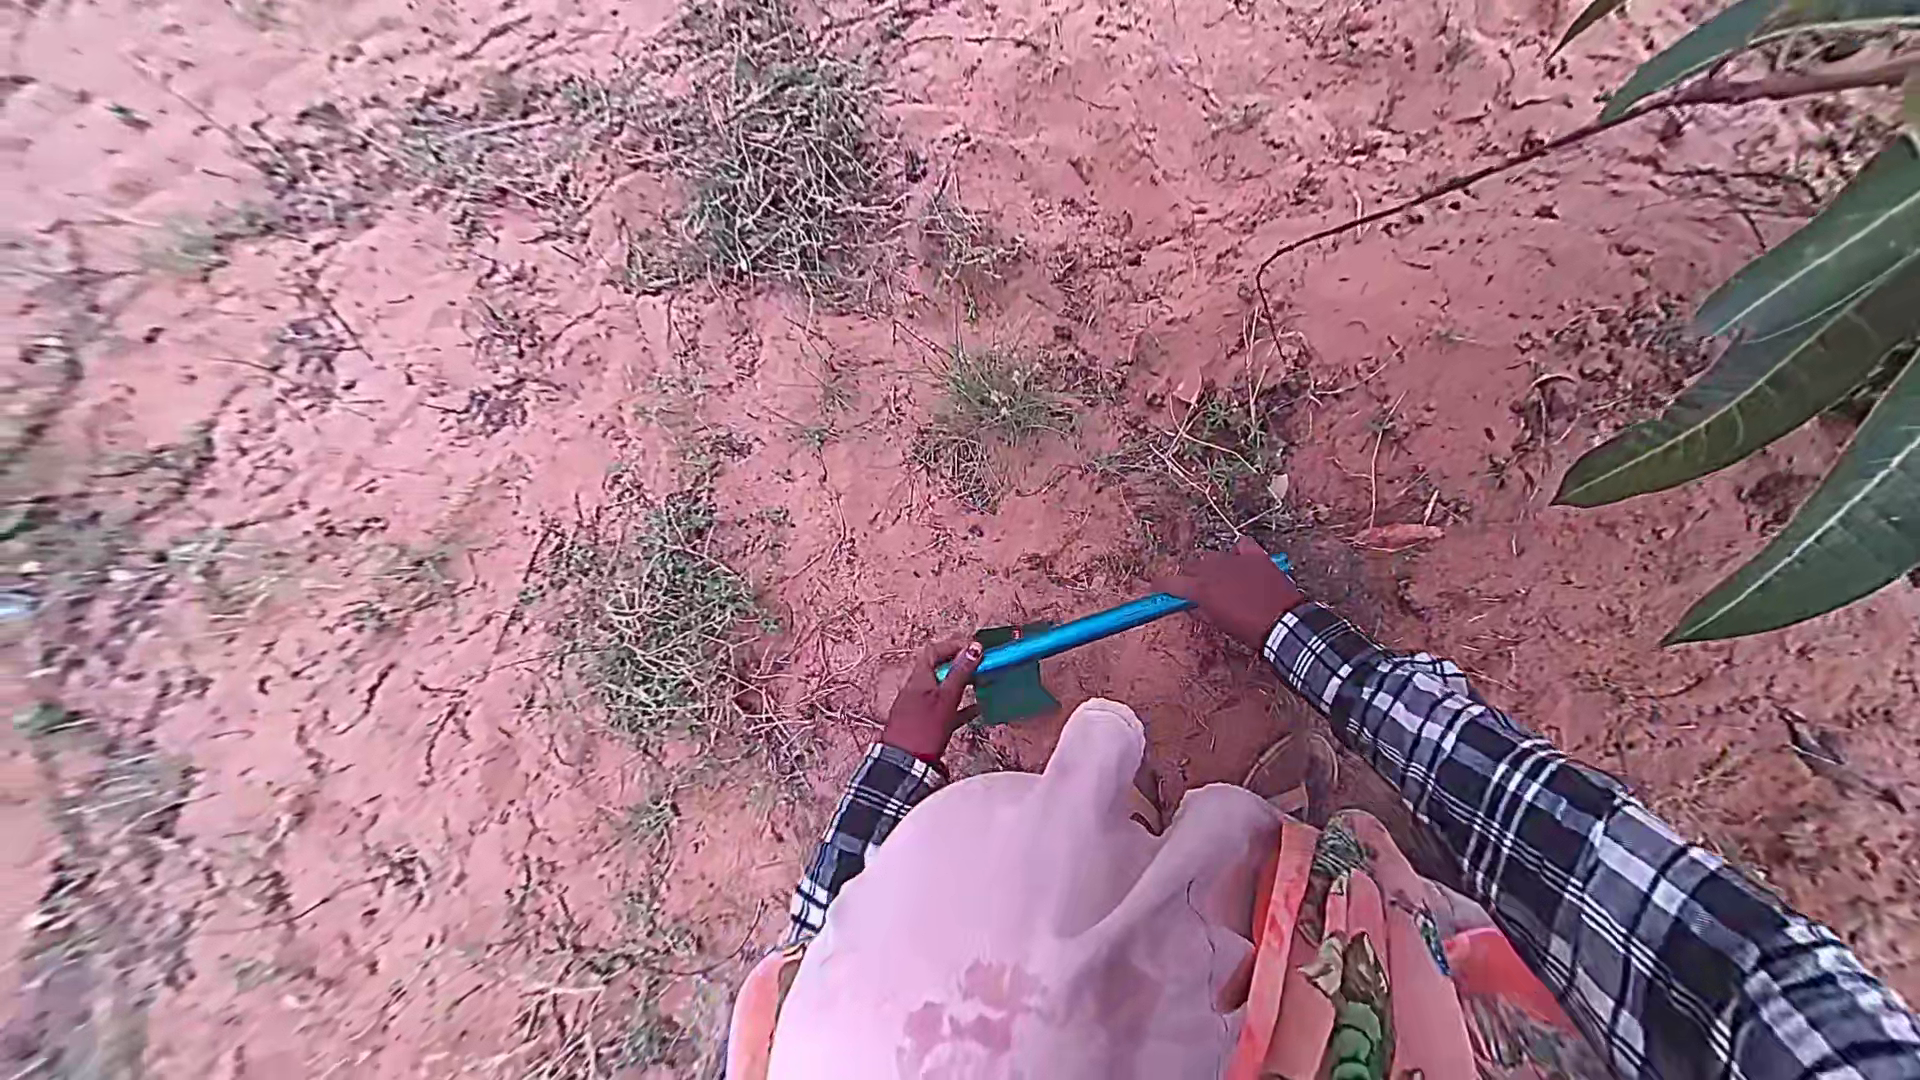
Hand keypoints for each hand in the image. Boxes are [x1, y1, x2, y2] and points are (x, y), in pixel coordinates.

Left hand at [880, 638, 985, 760]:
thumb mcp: (946, 698)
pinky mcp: (925, 723)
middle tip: (980, 664)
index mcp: (919, 678)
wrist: (905, 765)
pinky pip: (945, 708)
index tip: (974, 648)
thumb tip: (973, 648)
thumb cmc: (922, 730)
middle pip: (939, 668)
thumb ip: (960, 673)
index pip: (934, 651)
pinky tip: (975, 710)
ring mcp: (920, 706)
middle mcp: (917, 689)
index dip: (954, 646)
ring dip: (961, 684)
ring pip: (943, 688)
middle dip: (960, 664)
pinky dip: (960, 706)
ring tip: (980, 682)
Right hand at [1158, 536, 1307, 649]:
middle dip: (1191, 576)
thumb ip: (1201, 608)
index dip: (1161, 585)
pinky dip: (1239, 552)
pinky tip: (1242, 561)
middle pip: (1192, 565)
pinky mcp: (1256, 556)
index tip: (1156, 587)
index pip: (1171, 582)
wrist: (1285, 623)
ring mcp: (1235, 560)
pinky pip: (1242, 545)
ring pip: (1214, 556)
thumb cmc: (1248, 629)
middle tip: (1198, 589)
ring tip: (1223, 578)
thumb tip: (1192, 602)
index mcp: (1201, 589)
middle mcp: (1214, 570)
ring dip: (1213, 566)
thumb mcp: (1218, 622)